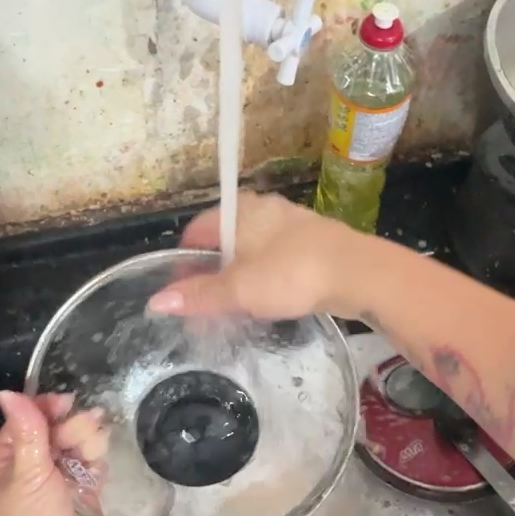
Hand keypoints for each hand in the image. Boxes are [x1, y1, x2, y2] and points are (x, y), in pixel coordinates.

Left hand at [0, 391, 105, 515]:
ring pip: (77, 444)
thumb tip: (6, 392)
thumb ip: (26, 430)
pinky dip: (97, 459)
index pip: (25, 421)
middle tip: (89, 424)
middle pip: (55, 430)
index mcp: (6, 461)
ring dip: (88, 441)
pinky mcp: (83, 490)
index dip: (45, 409)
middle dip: (72, 426)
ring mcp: (58, 478)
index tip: (67, 402)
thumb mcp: (26, 473)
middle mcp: (31, 466)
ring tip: (94, 449)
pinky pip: (92, 463)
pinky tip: (99, 462)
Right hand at [146, 193, 371, 320]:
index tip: (183, 292)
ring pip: (252, 248)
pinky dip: (266, 276)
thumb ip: (199, 296)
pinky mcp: (314, 240)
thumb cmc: (291, 275)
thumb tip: (156, 302)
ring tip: (237, 307)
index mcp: (237, 211)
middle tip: (208, 305)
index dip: (184, 262)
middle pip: (224, 239)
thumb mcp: (238, 291)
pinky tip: (271, 299)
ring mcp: (291, 222)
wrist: (358, 273)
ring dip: (240, 275)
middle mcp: (262, 208)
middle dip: (212, 271)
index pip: (195, 231)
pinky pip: (277, 256)